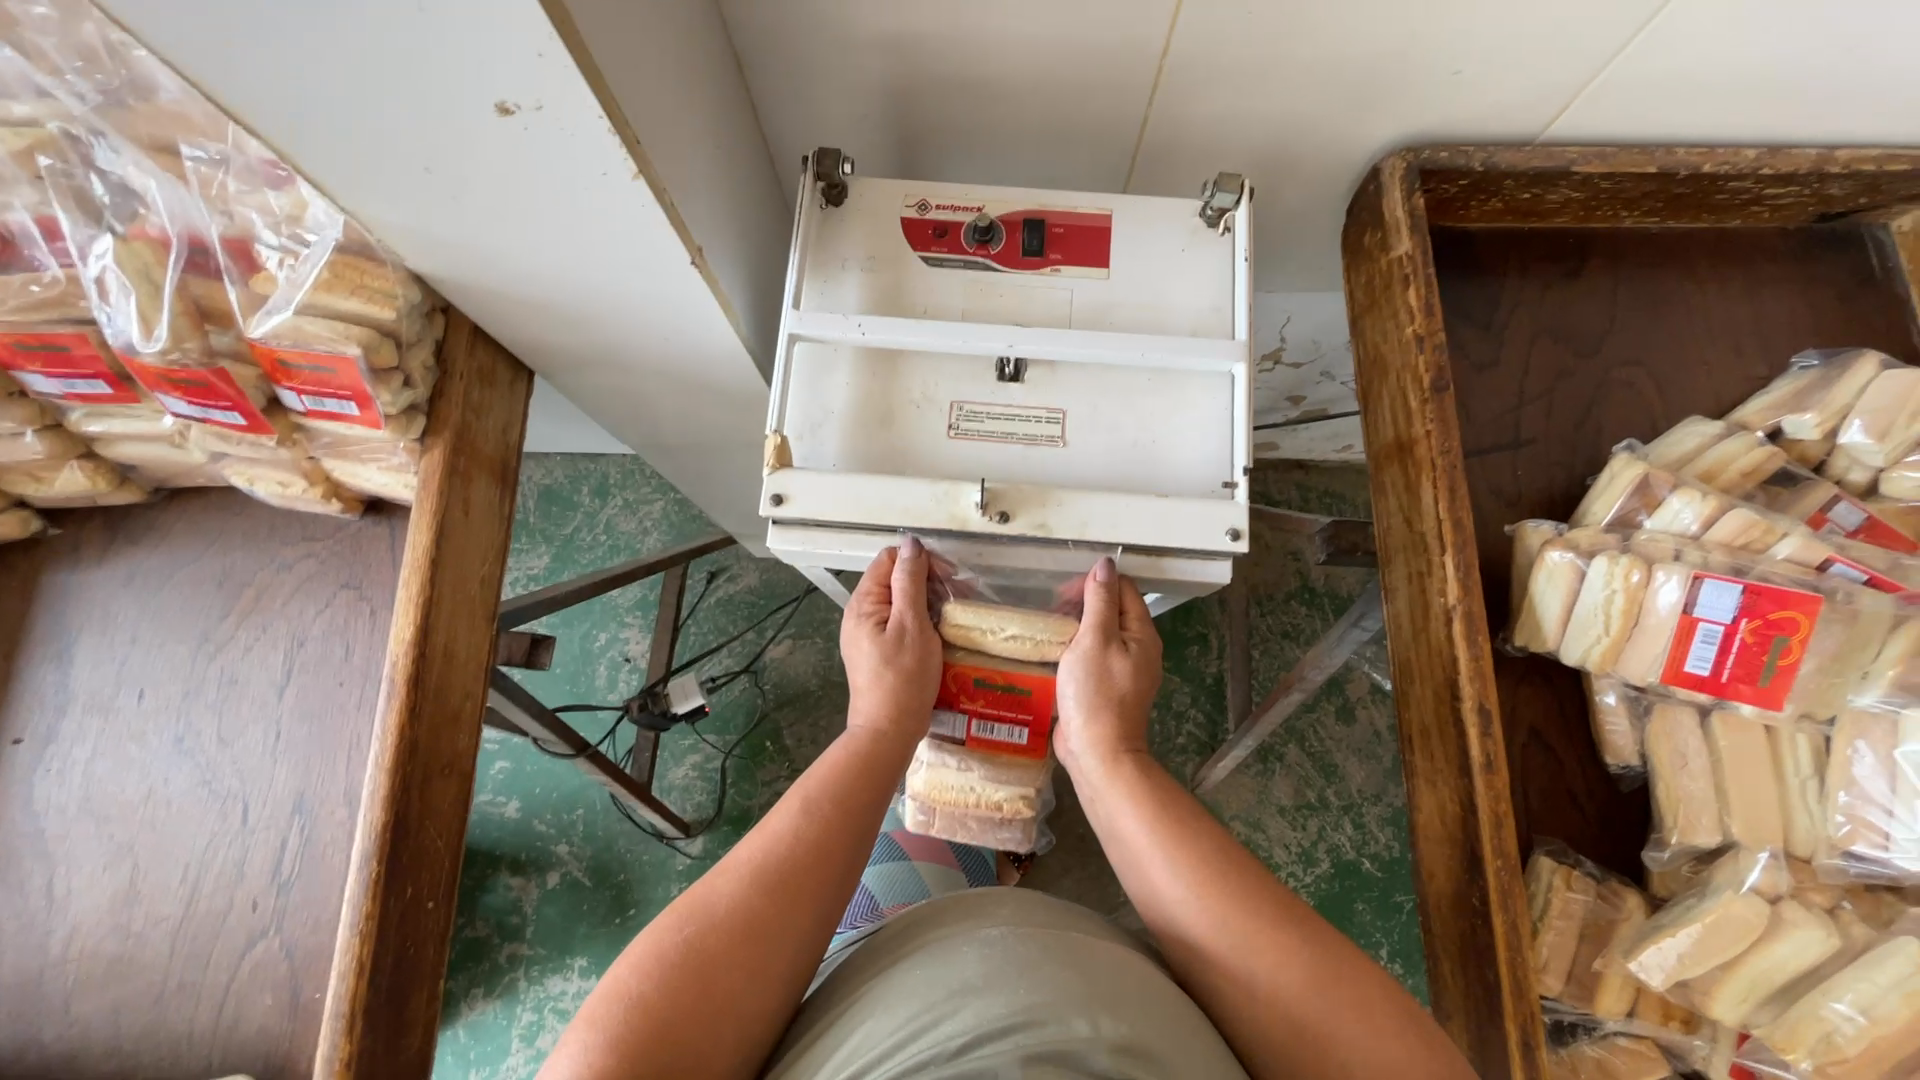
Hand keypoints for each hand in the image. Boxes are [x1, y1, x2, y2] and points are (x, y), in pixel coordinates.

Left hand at [839, 536, 941, 745]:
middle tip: (956, 598)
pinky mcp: (876, 649)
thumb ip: (910, 582)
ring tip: (950, 615)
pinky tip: (937, 632)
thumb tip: (910, 543)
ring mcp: (866, 633)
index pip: (890, 559)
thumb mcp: (912, 624)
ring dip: (925, 601)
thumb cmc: (903, 678)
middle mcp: (859, 613)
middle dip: (926, 581)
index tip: (949, 579)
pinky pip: (898, 622)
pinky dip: (919, 620)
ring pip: (898, 601)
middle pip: (894, 578)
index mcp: (863, 602)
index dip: (920, 561)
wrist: (888, 731)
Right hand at [1054, 557, 1162, 778]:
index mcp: (1142, 634)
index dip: (1095, 583)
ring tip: (1050, 628)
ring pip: (1101, 633)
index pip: (1123, 590)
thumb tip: (1105, 565)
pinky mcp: (1107, 687)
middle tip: (1053, 610)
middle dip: (1084, 603)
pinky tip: (1054, 652)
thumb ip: (1099, 601)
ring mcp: (1124, 670)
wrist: (1097, 752)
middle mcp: (1139, 649)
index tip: (1064, 593)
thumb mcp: (1095, 639)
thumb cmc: (1095, 693)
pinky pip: (1093, 656)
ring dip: (1076, 626)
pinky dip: (1075, 648)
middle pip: (1113, 610)